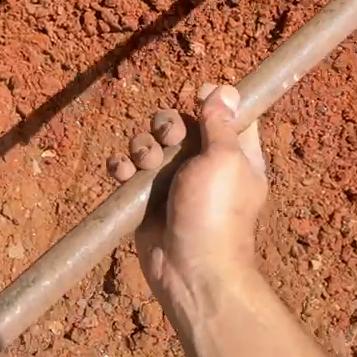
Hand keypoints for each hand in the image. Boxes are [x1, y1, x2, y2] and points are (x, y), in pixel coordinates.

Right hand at [110, 83, 268, 291]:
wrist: (190, 268)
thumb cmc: (216, 213)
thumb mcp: (225, 159)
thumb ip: (220, 122)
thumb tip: (223, 89)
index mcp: (234, 156)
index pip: (227, 117)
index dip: (211, 103)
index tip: (198, 98)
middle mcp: (203, 166)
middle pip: (179, 125)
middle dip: (166, 125)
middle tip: (169, 139)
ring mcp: (172, 182)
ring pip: (149, 144)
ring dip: (142, 147)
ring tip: (146, 165)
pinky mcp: (145, 198)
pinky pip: (128, 170)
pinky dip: (122, 168)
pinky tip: (122, 174)